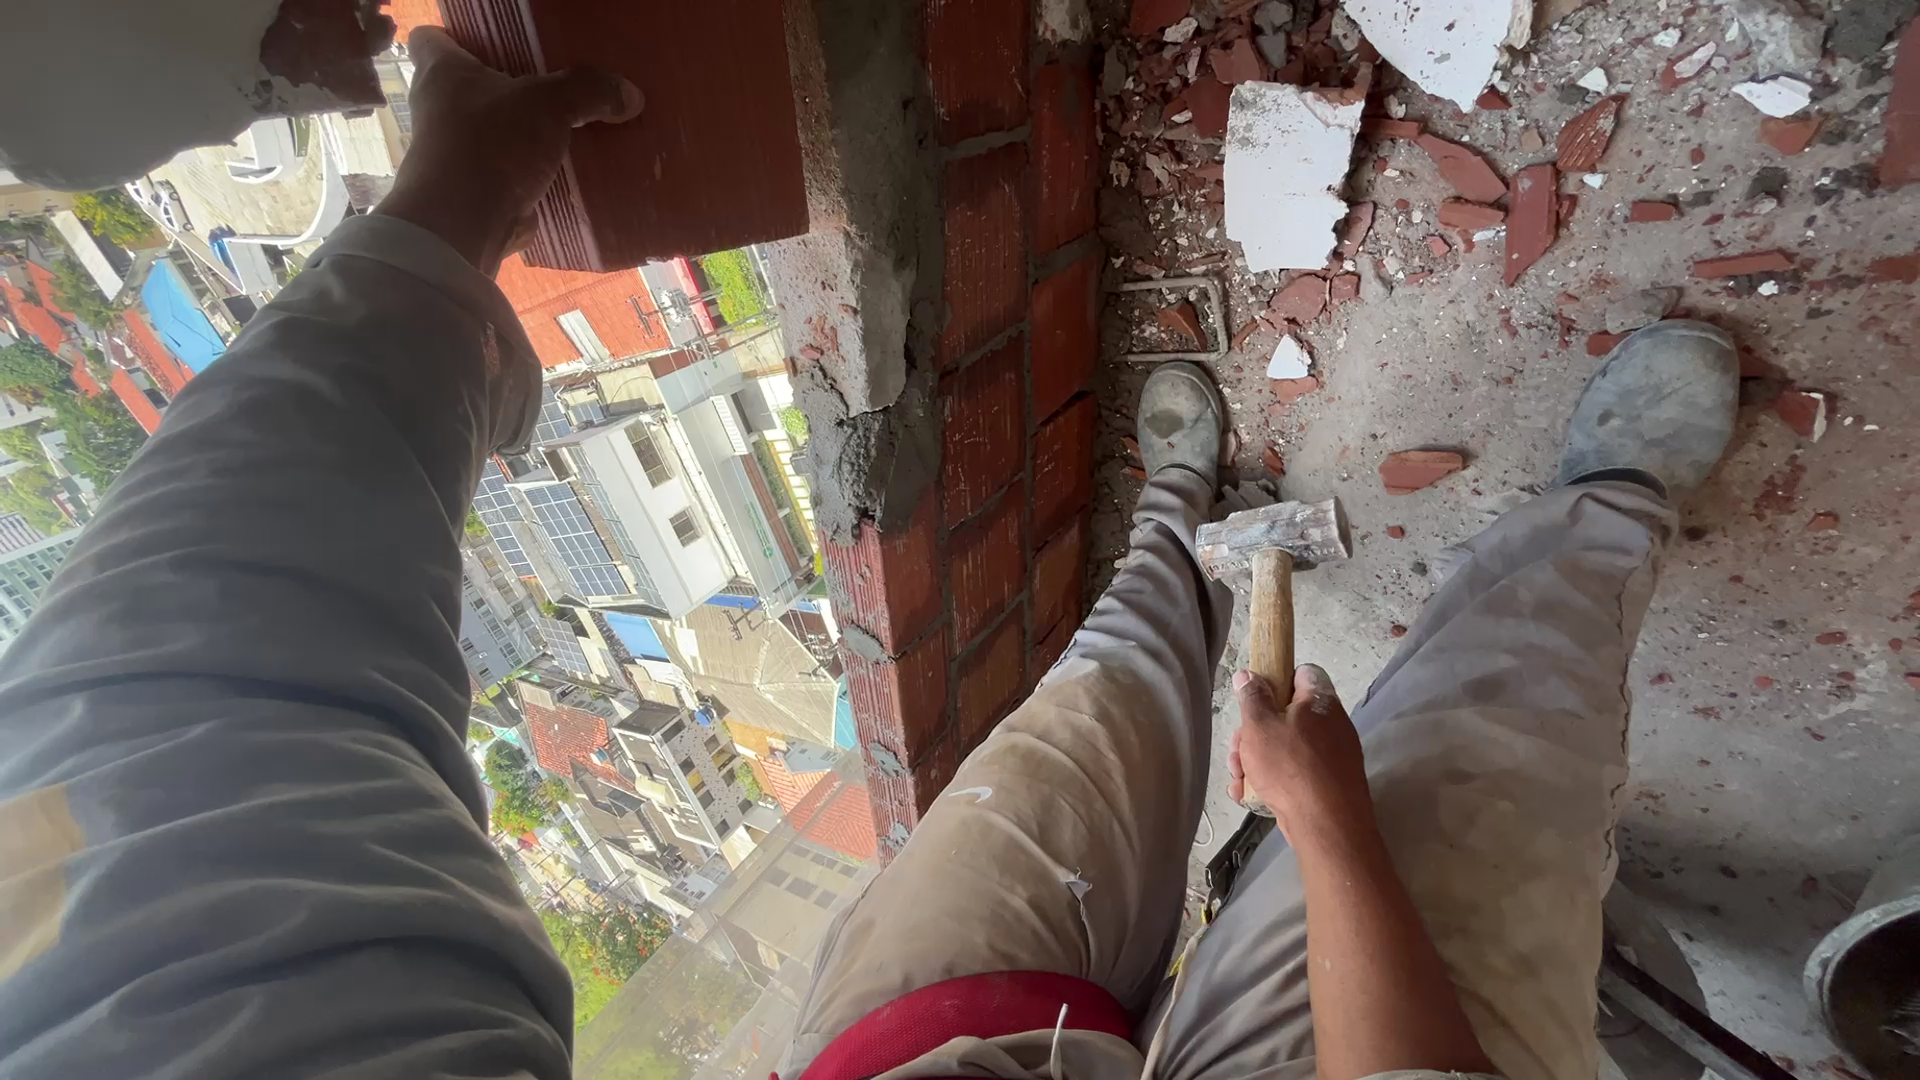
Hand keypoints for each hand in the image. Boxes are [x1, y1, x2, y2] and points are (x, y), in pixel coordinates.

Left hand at [373, 26, 643, 273]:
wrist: (466, 219)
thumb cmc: (492, 144)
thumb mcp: (548, 105)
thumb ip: (587, 92)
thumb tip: (630, 94)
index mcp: (440, 71)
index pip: (432, 39)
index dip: (460, 39)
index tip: (494, 51)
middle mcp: (437, 108)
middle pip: (466, 90)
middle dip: (501, 93)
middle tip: (543, 97)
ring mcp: (451, 153)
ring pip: (485, 136)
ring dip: (515, 140)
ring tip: (559, 141)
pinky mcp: (470, 191)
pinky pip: (501, 175)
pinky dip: (525, 178)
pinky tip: (557, 182)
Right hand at [1227, 665, 1374, 844]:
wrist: (1328, 828)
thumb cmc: (1290, 767)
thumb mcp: (1260, 726)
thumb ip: (1252, 697)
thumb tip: (1248, 674)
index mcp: (1319, 702)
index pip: (1302, 672)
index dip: (1276, 678)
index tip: (1254, 698)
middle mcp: (1331, 724)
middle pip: (1285, 714)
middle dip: (1253, 731)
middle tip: (1237, 749)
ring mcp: (1332, 756)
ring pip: (1285, 745)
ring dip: (1256, 758)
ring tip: (1238, 777)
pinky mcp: (1329, 783)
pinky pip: (1295, 770)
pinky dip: (1272, 778)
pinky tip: (1249, 794)